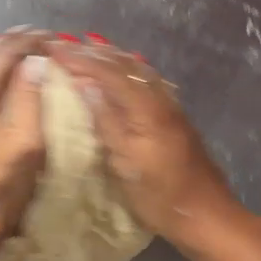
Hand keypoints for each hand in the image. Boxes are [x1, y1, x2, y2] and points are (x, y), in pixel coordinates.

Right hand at [47, 38, 237, 246]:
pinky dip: (123, 67)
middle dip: (91, 51)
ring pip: (135, 67)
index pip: (107, 72)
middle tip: (62, 44)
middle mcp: (159, 97)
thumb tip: (83, 84)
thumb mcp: (126, 164)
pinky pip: (143, 77)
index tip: (52, 49)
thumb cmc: (161, 197)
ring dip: (107, 55)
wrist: (208, 216)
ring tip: (83, 48)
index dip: (79, 58)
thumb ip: (106, 121)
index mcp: (146, 108)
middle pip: (123, 64)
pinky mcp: (172, 113)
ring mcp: (169, 104)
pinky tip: (116, 69)